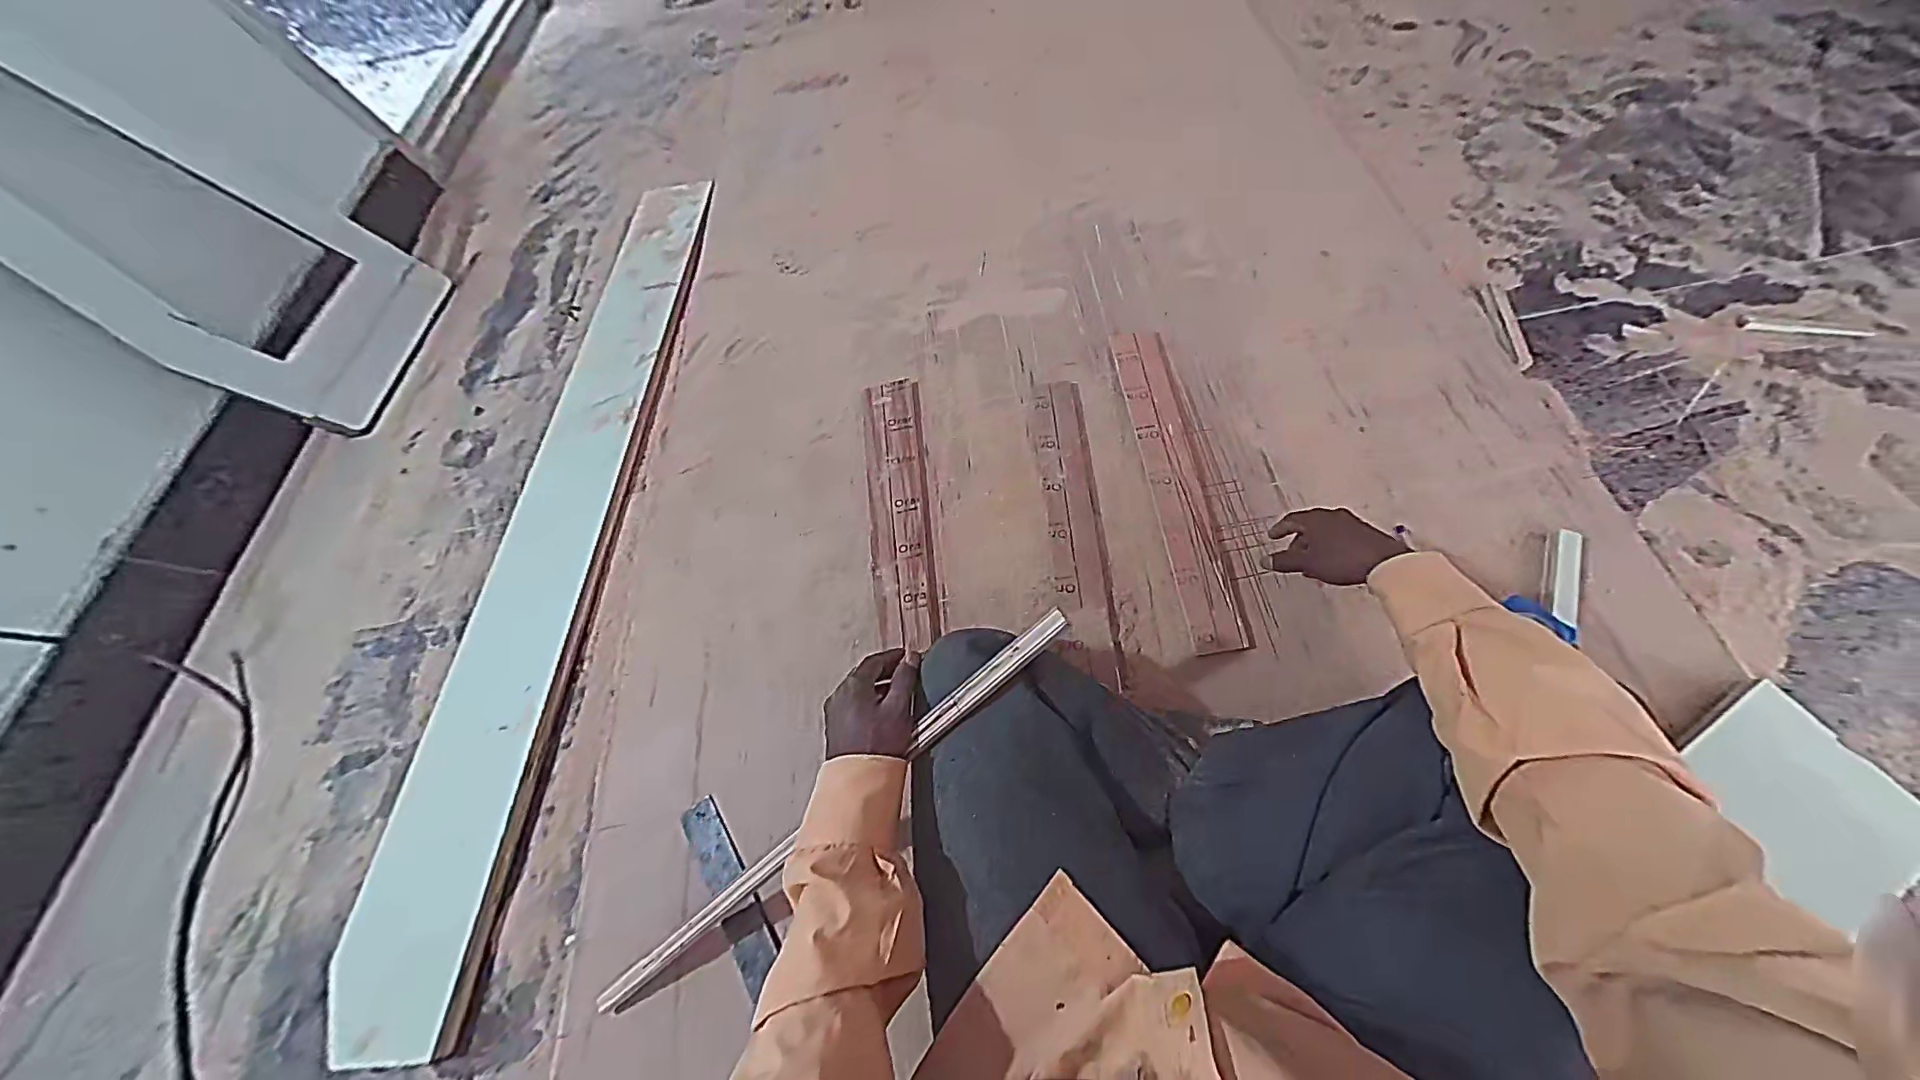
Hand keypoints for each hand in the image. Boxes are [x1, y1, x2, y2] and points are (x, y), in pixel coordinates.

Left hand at [824, 648, 921, 757]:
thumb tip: (910, 660)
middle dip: (885, 670)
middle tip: (903, 670)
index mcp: (853, 686)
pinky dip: (869, 702)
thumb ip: (904, 678)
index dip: (893, 656)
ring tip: (896, 693)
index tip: (906, 656)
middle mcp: (840, 696)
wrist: (858, 780)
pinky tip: (882, 712)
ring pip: (859, 691)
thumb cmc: (876, 746)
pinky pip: (854, 706)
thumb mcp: (898, 707)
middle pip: (864, 674)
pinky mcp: (836, 728)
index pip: (874, 661)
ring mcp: (835, 712)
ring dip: (877, 687)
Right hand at [1264, 507, 1410, 585]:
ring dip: (1315, 546)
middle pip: (1309, 526)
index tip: (1273, 536)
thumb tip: (1265, 561)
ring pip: (1325, 532)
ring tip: (1311, 563)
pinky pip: (1340, 537)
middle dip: (1298, 541)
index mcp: (1315, 518)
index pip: (1291, 520)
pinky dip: (1330, 547)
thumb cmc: (1343, 559)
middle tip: (1291, 555)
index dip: (1280, 529)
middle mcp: (1332, 516)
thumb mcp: (1307, 563)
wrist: (1384, 563)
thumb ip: (1284, 561)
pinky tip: (1331, 562)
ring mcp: (1350, 523)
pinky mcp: (1365, 533)